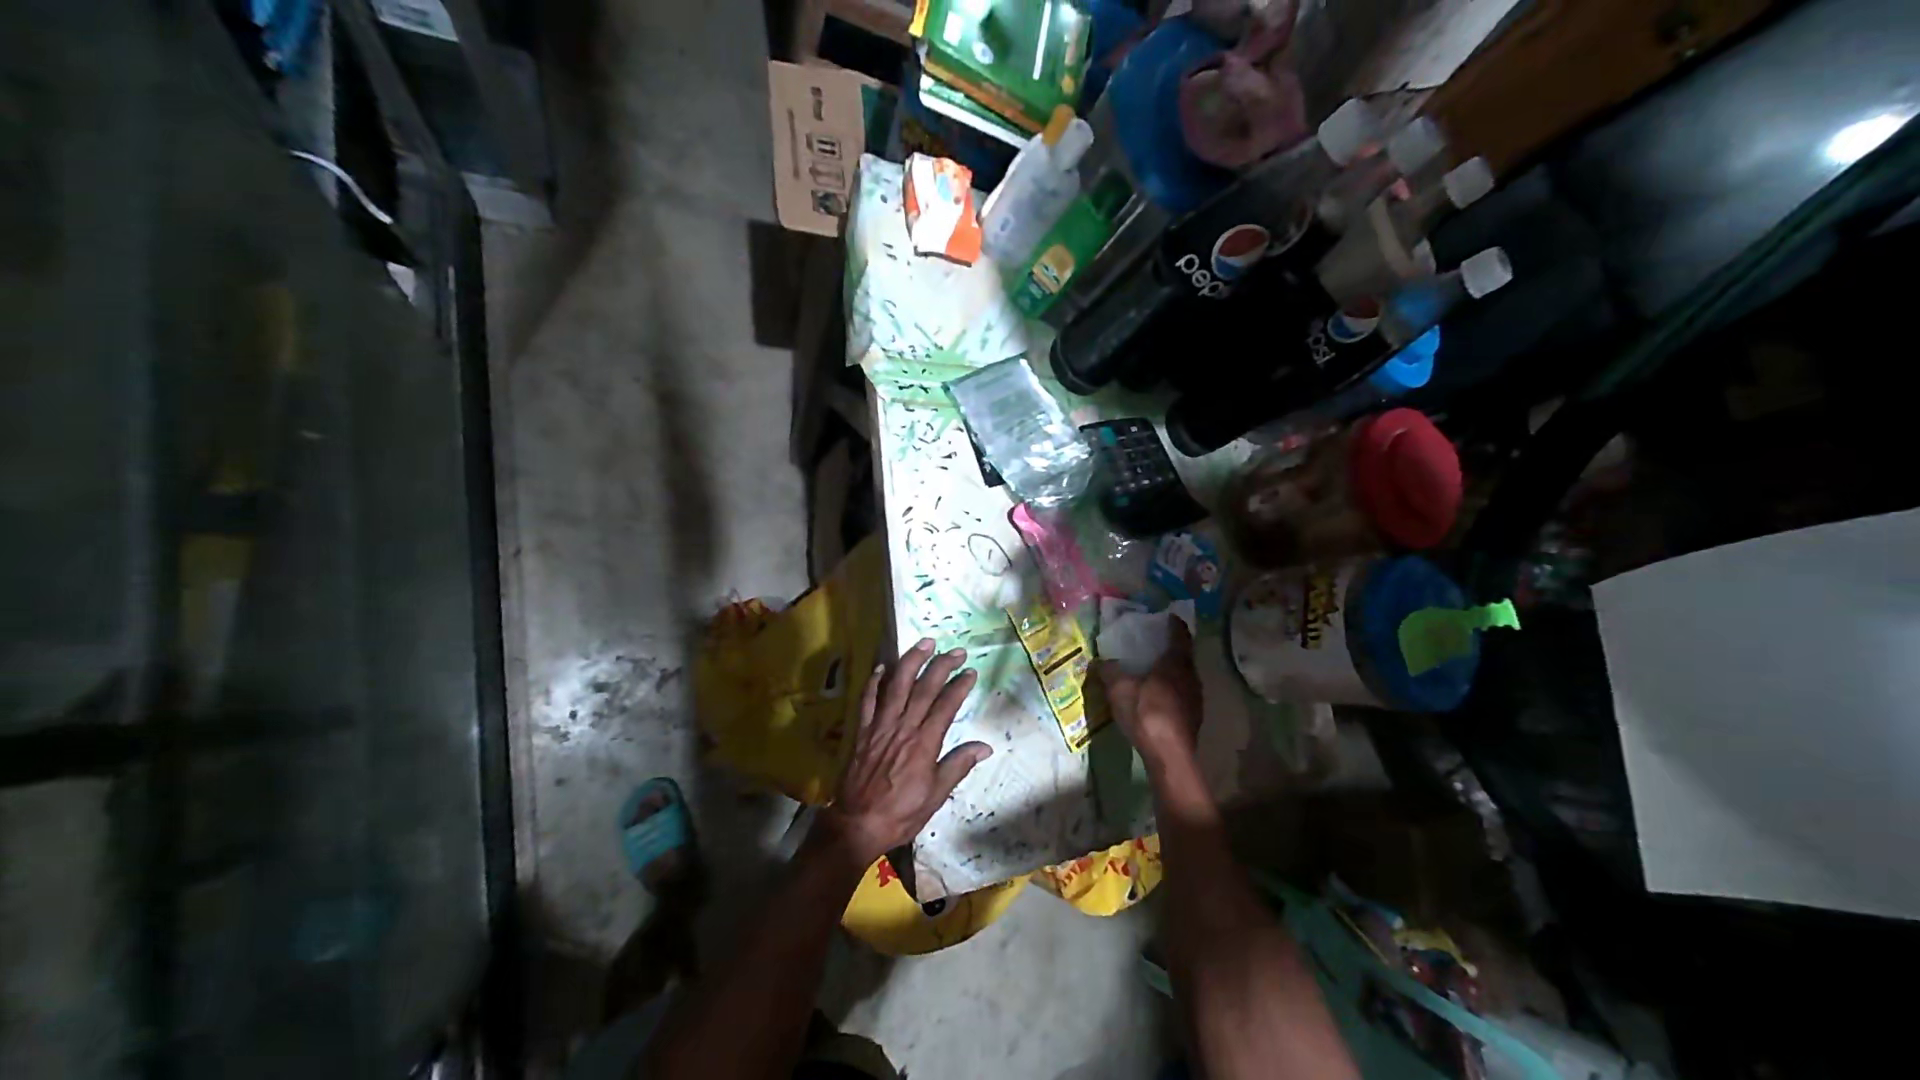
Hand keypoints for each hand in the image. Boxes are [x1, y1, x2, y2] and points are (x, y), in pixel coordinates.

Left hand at [815, 638, 992, 867]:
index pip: (946, 705)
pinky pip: (868, 699)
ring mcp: (880, 726)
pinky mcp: (862, 731)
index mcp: (924, 743)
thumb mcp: (936, 795)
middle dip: (941, 665)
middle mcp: (903, 727)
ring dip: (911, 661)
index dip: (959, 686)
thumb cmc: (901, 813)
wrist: (857, 823)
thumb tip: (984, 747)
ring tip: (924, 643)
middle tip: (956, 651)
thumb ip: (958, 766)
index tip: (970, 672)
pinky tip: (882, 667)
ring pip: (897, 685)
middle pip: (924, 688)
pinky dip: (875, 681)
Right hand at [1097, 619, 1203, 767]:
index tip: (1165, 617)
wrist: (1169, 755)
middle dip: (1169, 648)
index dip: (1173, 624)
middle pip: (1183, 655)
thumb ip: (1109, 671)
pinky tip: (1156, 698)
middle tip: (1152, 644)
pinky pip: (1182, 694)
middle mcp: (1191, 676)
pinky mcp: (1193, 717)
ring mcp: (1196, 698)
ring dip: (1170, 672)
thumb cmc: (1146, 712)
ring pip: (1184, 676)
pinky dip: (1170, 690)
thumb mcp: (1118, 688)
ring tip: (1151, 671)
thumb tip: (1100, 661)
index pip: (1179, 634)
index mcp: (1176, 662)